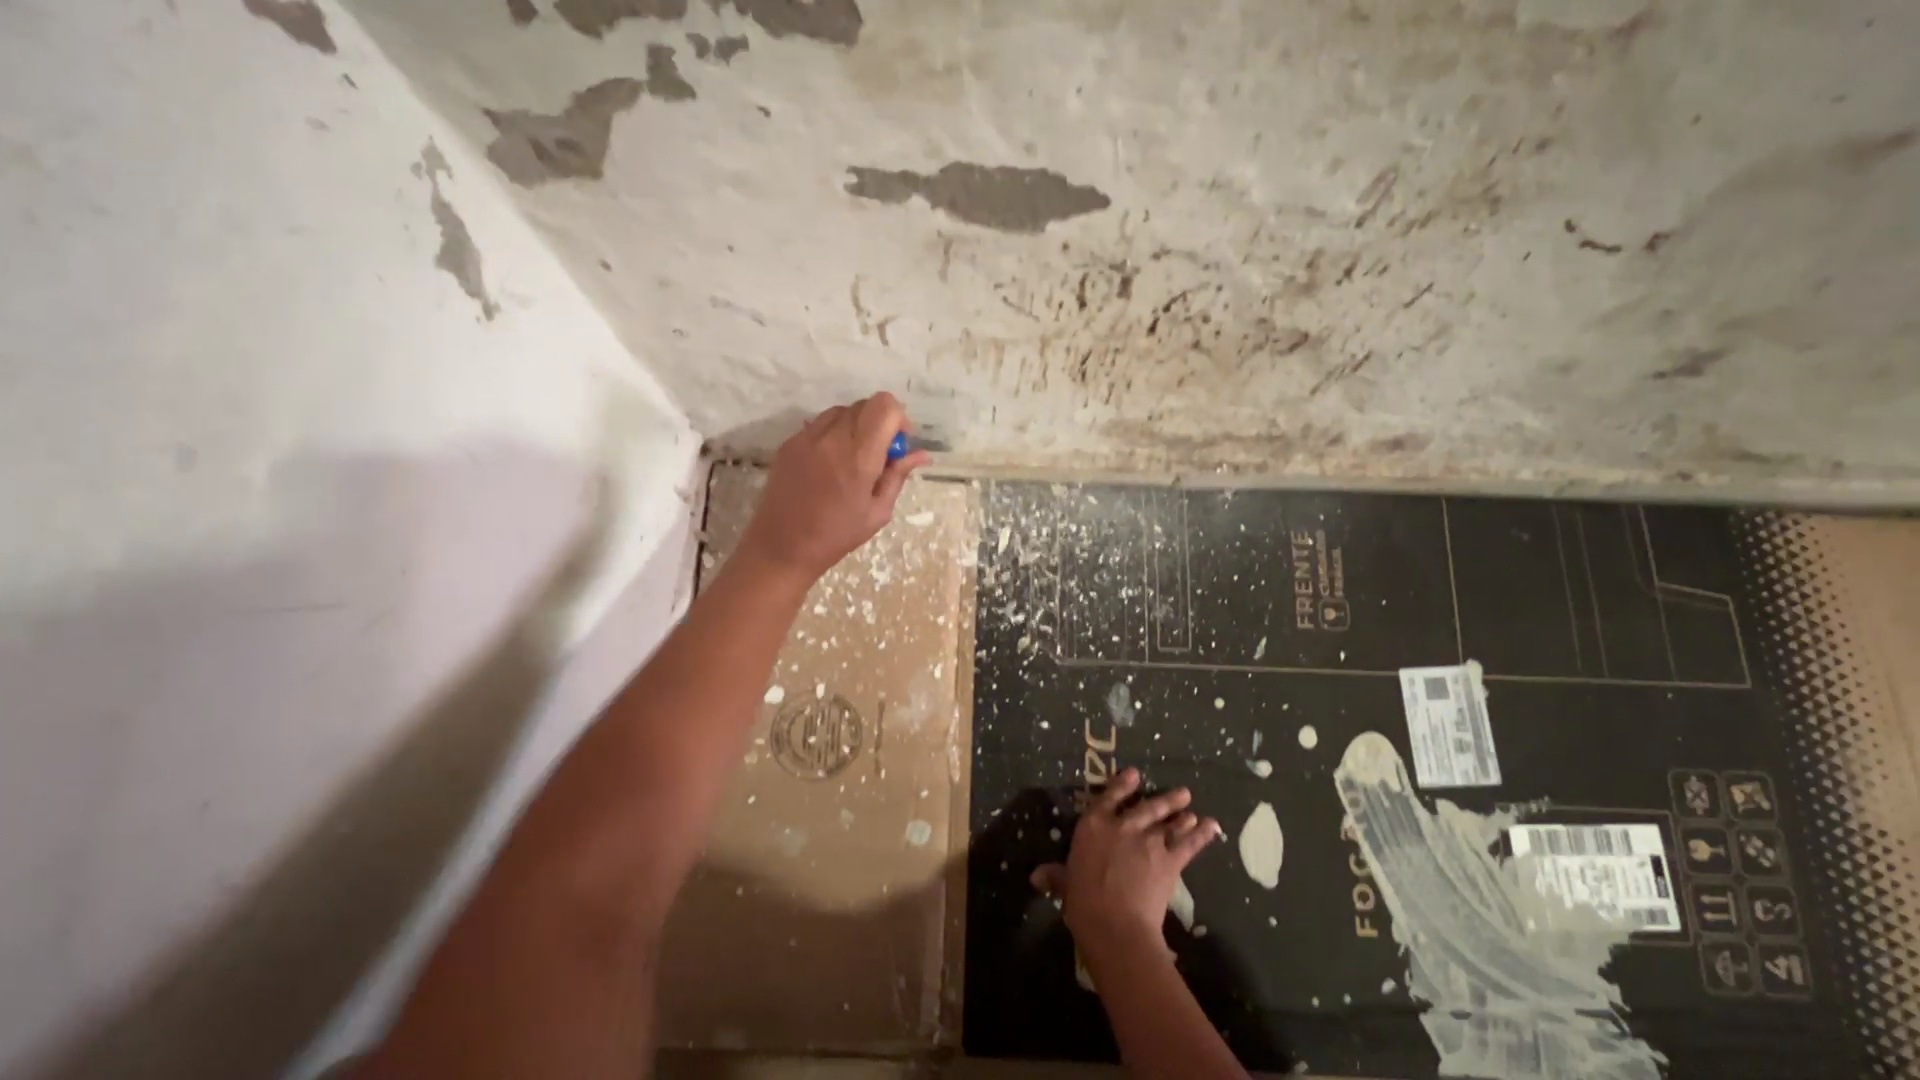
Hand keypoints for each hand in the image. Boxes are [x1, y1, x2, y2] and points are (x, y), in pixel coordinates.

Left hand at [737, 393, 930, 581]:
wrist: (782, 546)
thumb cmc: (836, 536)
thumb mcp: (877, 512)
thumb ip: (898, 476)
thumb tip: (921, 454)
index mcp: (859, 458)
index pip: (885, 407)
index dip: (898, 418)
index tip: (898, 443)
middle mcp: (832, 439)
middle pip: (865, 404)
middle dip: (879, 422)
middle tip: (879, 453)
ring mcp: (807, 438)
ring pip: (842, 411)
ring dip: (856, 426)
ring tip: (853, 457)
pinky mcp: (789, 443)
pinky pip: (819, 424)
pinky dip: (833, 434)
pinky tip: (830, 463)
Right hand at [1032, 768, 1221, 949]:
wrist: (1114, 922)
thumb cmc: (1082, 901)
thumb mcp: (1064, 884)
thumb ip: (1055, 876)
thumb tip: (1035, 876)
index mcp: (1093, 827)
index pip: (1108, 798)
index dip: (1121, 785)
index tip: (1134, 774)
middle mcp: (1123, 827)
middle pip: (1147, 807)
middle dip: (1165, 800)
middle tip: (1181, 792)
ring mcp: (1149, 841)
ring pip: (1169, 823)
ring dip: (1182, 816)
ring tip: (1192, 810)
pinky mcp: (1170, 861)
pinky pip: (1189, 845)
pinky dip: (1202, 836)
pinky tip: (1212, 827)